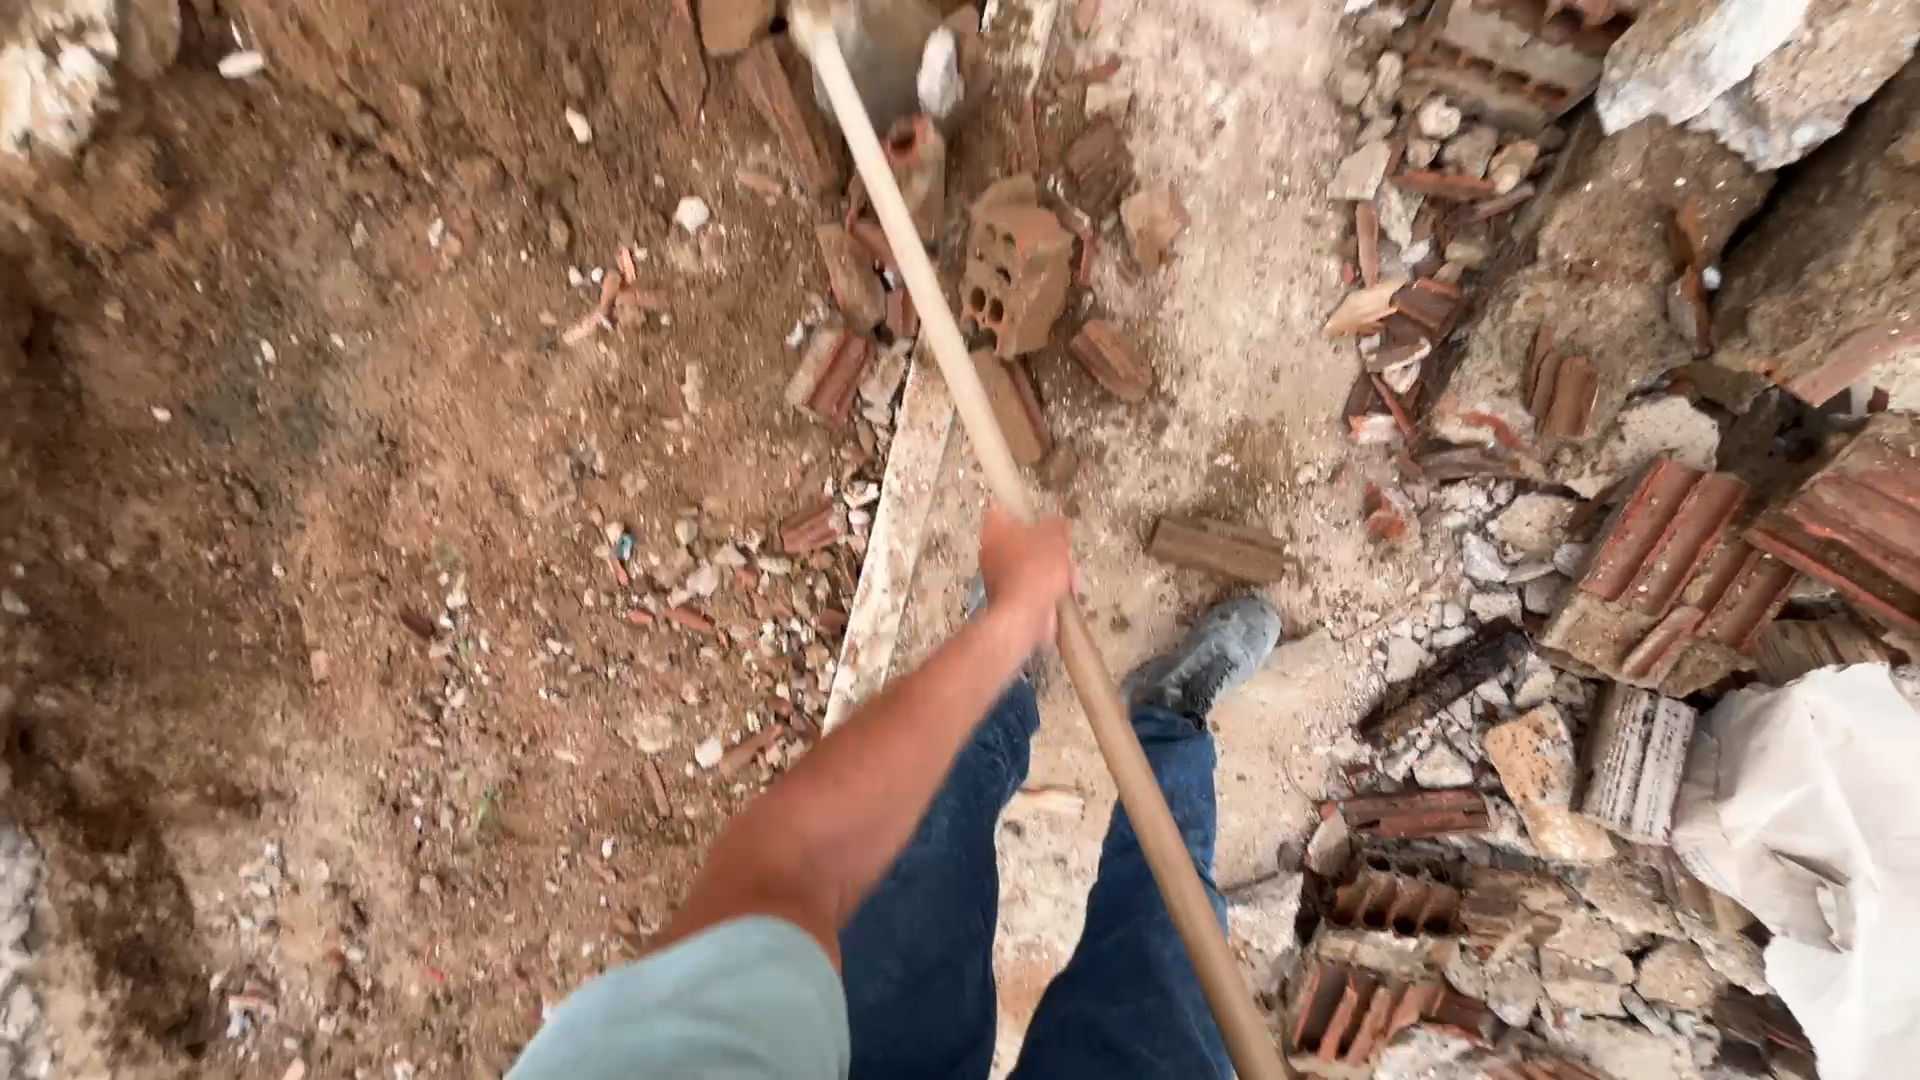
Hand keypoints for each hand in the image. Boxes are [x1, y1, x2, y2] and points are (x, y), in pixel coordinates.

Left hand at [978, 507, 1076, 651]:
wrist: (1025, 615)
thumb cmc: (1036, 569)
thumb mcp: (1055, 538)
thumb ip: (1057, 525)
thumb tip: (1057, 523)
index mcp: (994, 529)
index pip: (1001, 509)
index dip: (1021, 510)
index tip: (1040, 516)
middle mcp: (989, 551)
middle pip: (1020, 540)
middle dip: (1046, 546)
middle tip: (1062, 551)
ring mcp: (996, 577)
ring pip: (1028, 564)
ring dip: (1050, 569)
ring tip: (1069, 576)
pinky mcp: (1008, 598)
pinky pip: (1031, 586)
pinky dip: (1046, 589)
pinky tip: (1064, 594)